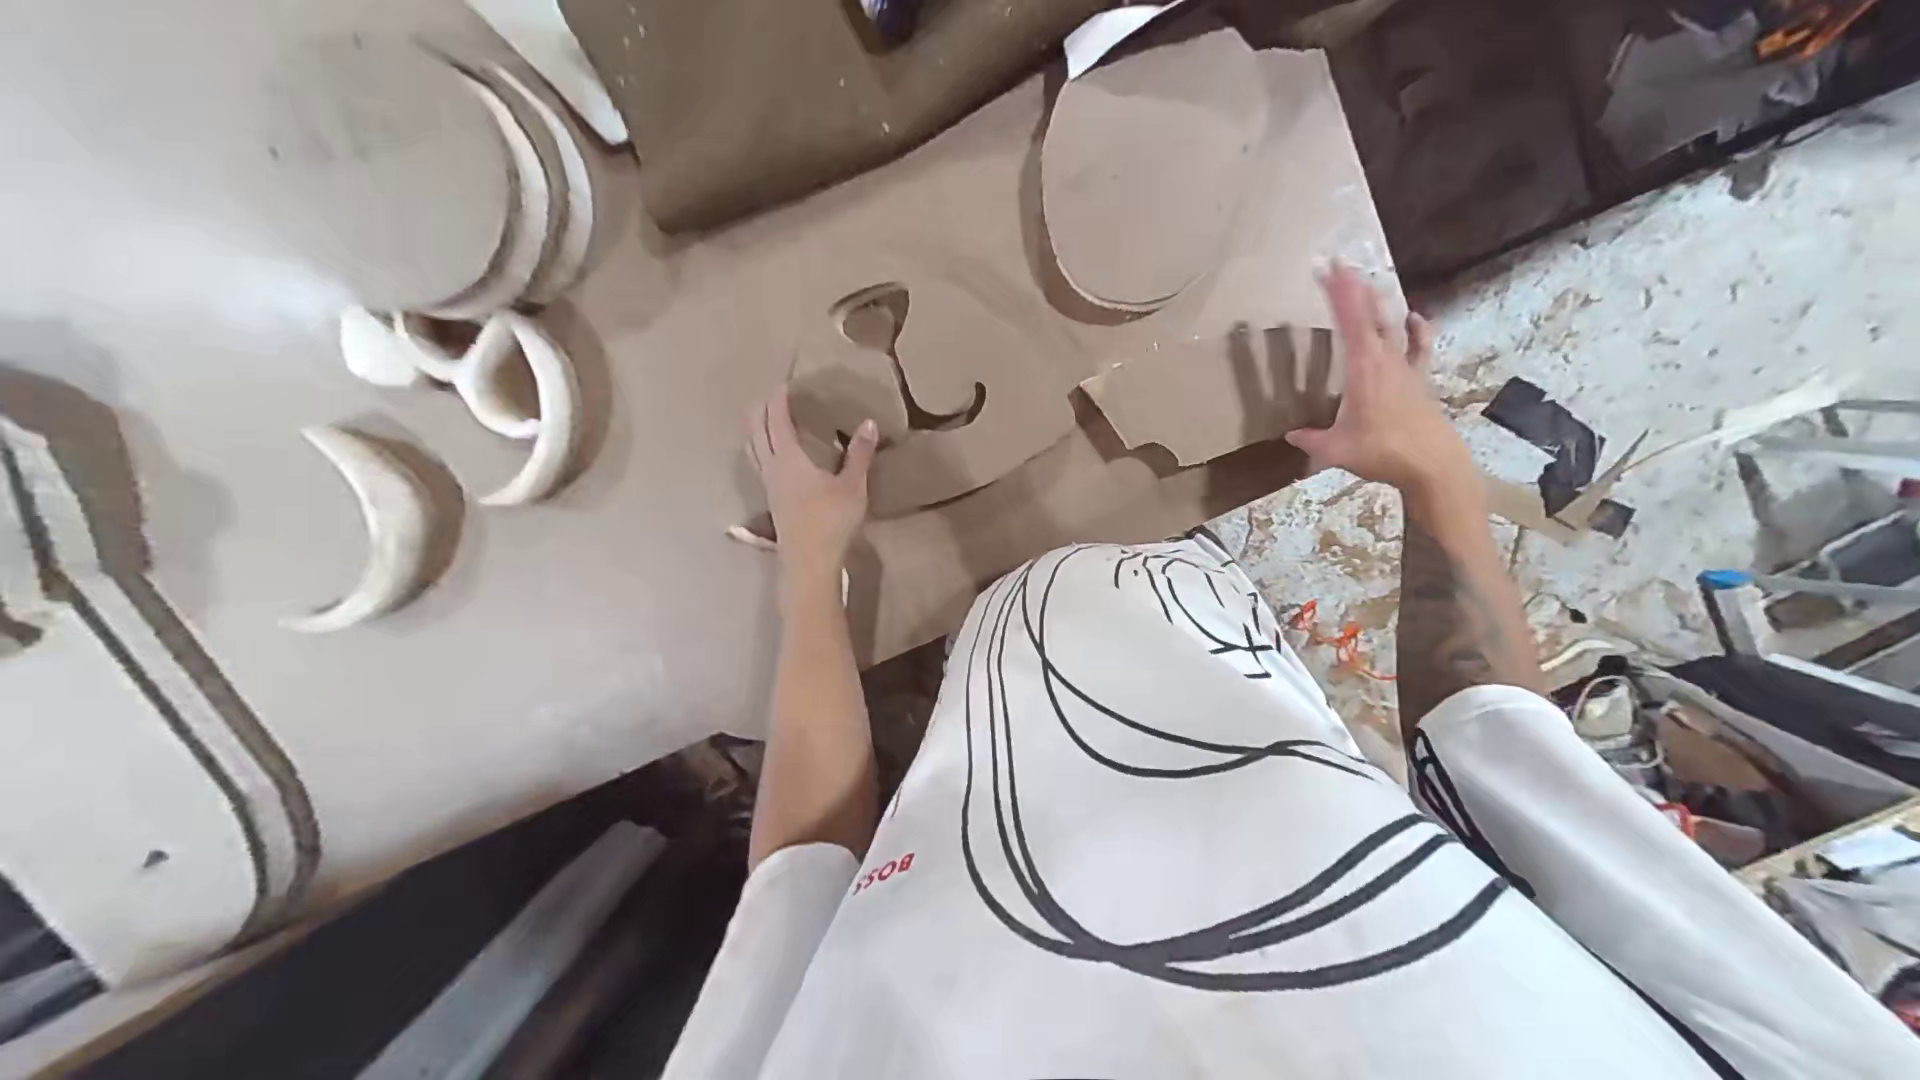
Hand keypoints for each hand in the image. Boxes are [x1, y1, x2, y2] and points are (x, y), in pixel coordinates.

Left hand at [747, 387, 878, 591]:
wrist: (809, 561)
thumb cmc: (831, 520)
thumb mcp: (852, 486)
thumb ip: (859, 453)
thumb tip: (869, 422)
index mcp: (789, 459)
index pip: (778, 421)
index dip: (778, 401)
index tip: (782, 385)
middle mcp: (772, 468)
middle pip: (756, 432)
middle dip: (760, 411)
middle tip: (769, 397)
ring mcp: (769, 486)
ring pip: (753, 450)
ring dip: (756, 431)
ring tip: (762, 422)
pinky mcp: (772, 502)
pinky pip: (759, 465)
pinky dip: (760, 450)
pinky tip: (771, 458)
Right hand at [1284, 262, 1472, 498]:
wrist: (1432, 465)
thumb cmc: (1381, 453)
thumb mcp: (1335, 450)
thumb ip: (1311, 439)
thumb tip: (1292, 435)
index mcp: (1363, 370)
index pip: (1350, 322)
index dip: (1340, 294)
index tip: (1329, 268)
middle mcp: (1385, 360)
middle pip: (1370, 315)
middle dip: (1354, 289)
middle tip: (1340, 265)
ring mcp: (1405, 368)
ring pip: (1392, 326)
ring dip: (1379, 304)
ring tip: (1369, 283)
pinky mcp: (1418, 380)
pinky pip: (1419, 347)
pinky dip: (1417, 330)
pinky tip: (1413, 317)